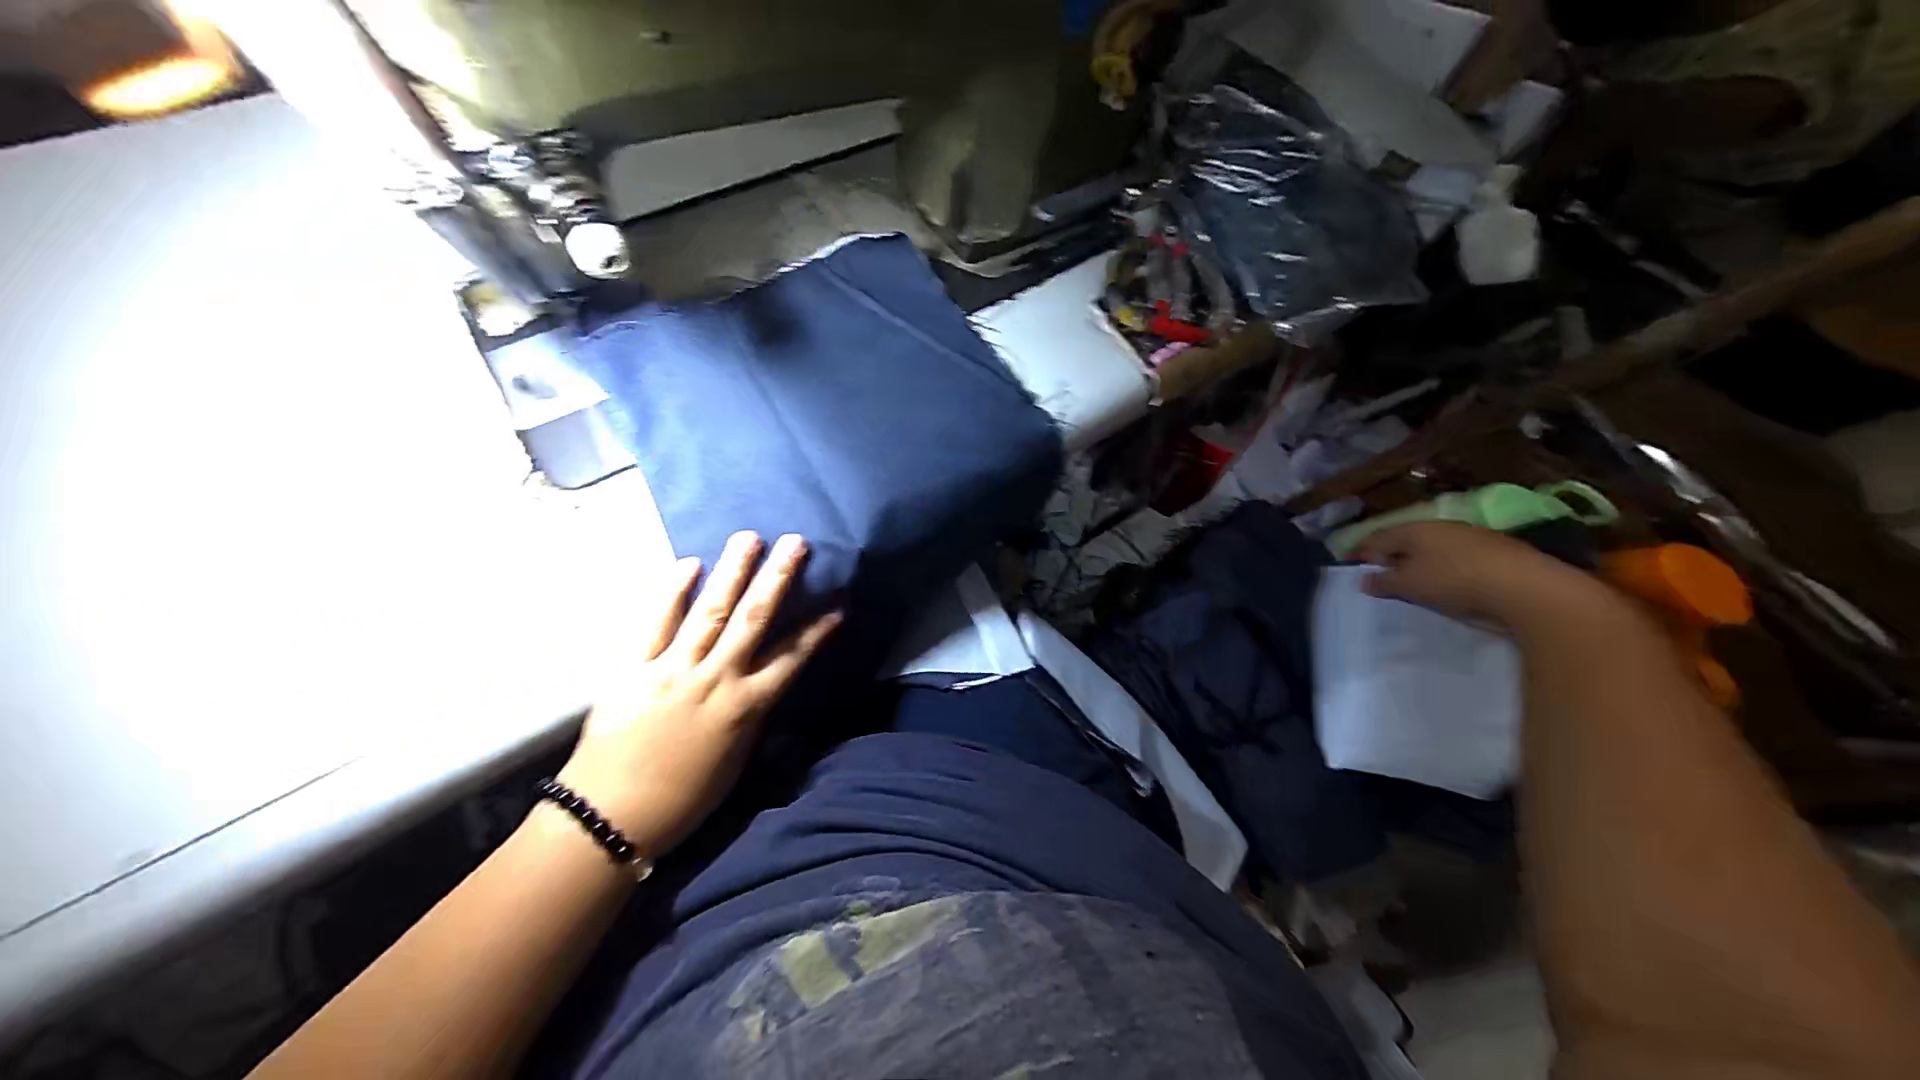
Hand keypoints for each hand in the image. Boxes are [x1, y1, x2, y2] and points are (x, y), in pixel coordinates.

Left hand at [556, 531, 839, 857]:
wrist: (611, 818)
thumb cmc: (683, 799)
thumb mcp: (734, 759)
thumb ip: (750, 714)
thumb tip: (762, 682)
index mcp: (745, 707)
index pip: (791, 658)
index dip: (818, 630)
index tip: (839, 604)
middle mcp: (715, 679)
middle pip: (753, 619)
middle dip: (777, 578)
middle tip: (796, 542)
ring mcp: (673, 670)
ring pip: (710, 612)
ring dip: (732, 572)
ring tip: (749, 537)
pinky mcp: (634, 669)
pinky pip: (656, 624)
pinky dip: (672, 593)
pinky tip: (688, 564)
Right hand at [1355, 521, 1613, 629]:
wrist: (1528, 588)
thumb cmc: (1455, 582)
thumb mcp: (1409, 586)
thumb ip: (1383, 582)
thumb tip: (1364, 579)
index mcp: (1414, 529)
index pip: (1377, 538)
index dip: (1361, 552)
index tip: (1350, 566)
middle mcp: (1441, 526)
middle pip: (1406, 540)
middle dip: (1391, 555)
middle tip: (1380, 574)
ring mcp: (1472, 536)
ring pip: (1434, 548)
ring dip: (1420, 562)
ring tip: (1413, 582)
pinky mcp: (1497, 551)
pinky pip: (1458, 557)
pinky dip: (1445, 568)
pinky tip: (1448, 584)